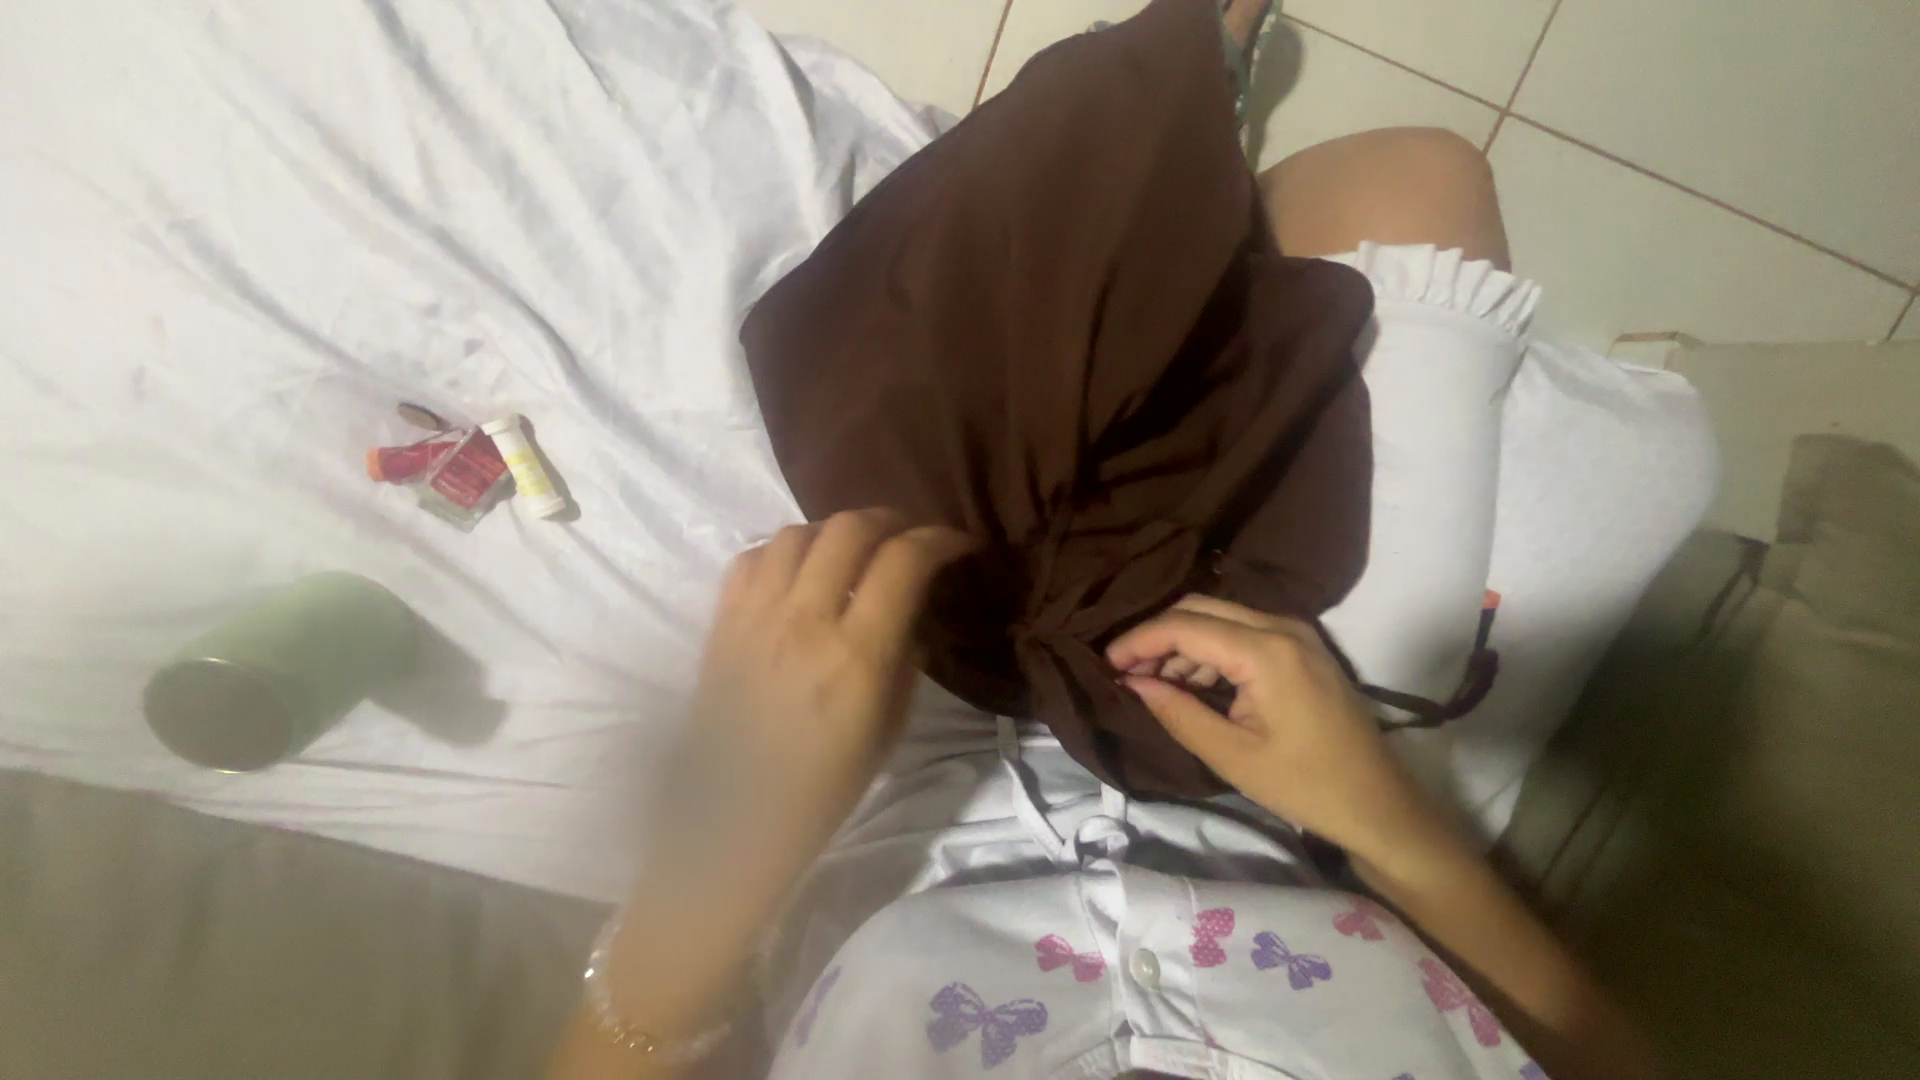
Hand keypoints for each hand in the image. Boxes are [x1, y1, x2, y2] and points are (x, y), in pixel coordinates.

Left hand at [659, 509, 973, 883]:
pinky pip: (750, 558)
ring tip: (851, 551)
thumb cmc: (824, 786)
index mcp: (856, 655)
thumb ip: (904, 658)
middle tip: (908, 536)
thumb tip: (909, 610)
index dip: (941, 538)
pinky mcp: (721, 623)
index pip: (904, 561)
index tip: (960, 544)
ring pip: (797, 532)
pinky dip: (781, 552)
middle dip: (890, 520)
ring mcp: (755, 617)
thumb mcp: (888, 728)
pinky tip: (796, 572)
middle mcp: (804, 621)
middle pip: (849, 528)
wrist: (734, 819)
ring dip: (835, 531)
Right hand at [1106, 595, 1453, 865]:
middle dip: (1157, 636)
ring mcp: (1296, 634)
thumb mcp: (1231, 755)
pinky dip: (1209, 650)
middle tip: (1126, 671)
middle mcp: (1282, 627)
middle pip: (1200, 608)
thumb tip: (1132, 683)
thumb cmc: (1305, 784)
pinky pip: (1242, 632)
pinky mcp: (1301, 648)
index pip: (1185, 626)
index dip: (1139, 641)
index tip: (1106, 664)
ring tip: (1154, 683)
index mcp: (1266, 651)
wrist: (1380, 806)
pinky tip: (1191, 683)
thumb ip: (1177, 712)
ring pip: (1219, 617)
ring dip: (1182, 643)